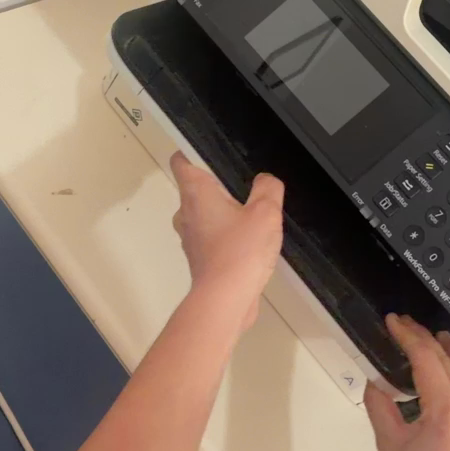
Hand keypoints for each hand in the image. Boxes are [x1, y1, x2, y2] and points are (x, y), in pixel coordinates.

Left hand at [168, 152, 283, 332]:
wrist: (225, 300)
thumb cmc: (241, 250)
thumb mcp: (265, 212)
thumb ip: (267, 188)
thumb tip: (265, 181)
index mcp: (196, 193)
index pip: (182, 162)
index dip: (190, 152)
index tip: (207, 150)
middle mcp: (186, 213)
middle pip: (194, 189)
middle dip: (215, 185)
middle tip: (243, 185)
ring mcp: (190, 238)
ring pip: (202, 215)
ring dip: (222, 212)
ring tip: (250, 214)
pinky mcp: (200, 259)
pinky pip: (211, 237)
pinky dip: (225, 235)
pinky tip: (248, 242)